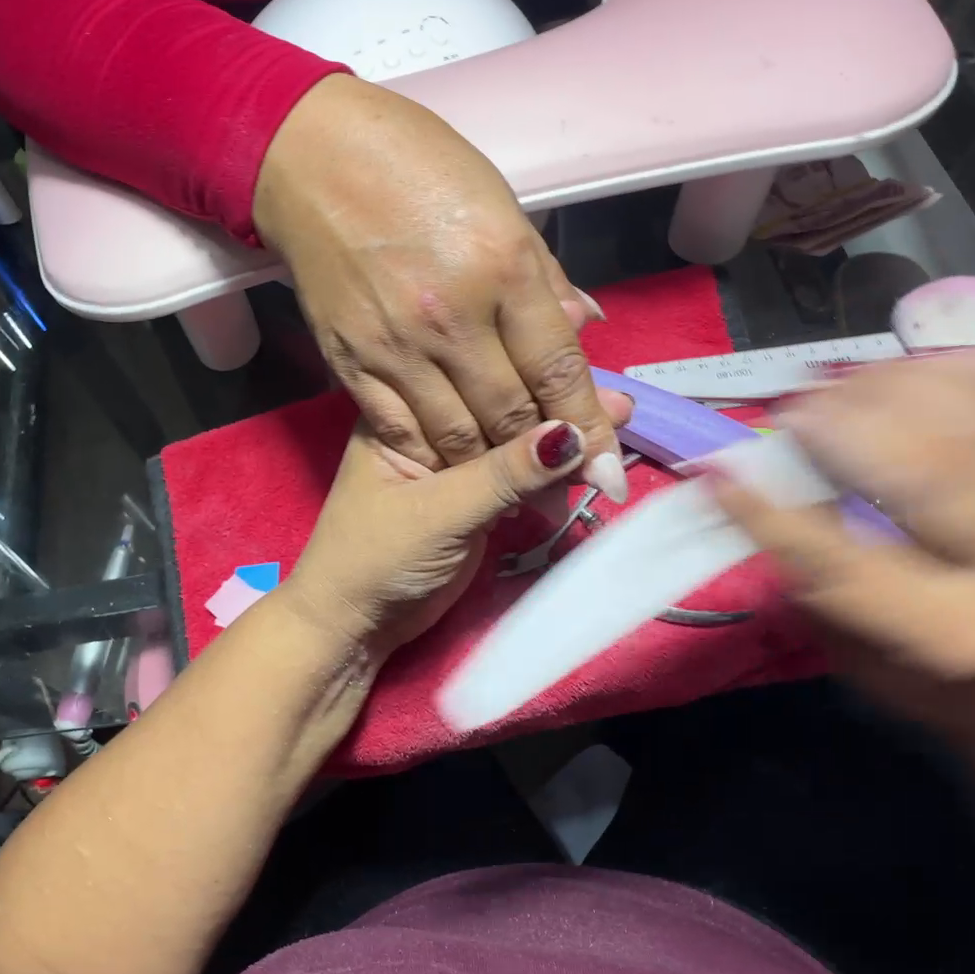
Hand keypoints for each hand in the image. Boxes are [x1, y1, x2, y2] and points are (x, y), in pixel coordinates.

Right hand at [253, 75, 628, 498]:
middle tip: (566, 487)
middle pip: (510, 414)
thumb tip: (582, 328)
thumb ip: (542, 277)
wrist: (310, 162)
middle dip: (545, 459)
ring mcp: (394, 348)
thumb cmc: (414, 165)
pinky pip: (399, 430)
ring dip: (490, 465)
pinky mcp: (349, 364)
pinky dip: (432, 454)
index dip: (588, 428)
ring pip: (456, 436)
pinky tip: (452, 463)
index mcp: (502, 267)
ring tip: (514, 479)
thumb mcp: (499, 204)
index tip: (606, 471)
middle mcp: (452, 319)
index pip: (557, 369)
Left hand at [284, 391, 633, 654]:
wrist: (354, 624)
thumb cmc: (375, 559)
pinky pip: (519, 472)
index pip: (473, 372)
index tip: (584, 349)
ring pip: (517, 436)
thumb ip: (503, 474)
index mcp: (402, 412)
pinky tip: (587, 459)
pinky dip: (552, 469)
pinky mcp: (472, 495)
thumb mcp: (439, 512)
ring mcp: (452, 462)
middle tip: (617, 401)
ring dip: (565, 434)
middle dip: (559, 398)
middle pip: (503, 400)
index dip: (529, 360)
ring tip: (620, 418)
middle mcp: (429, 425)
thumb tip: (574, 435)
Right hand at [710, 348, 974, 763]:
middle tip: (792, 410)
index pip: (847, 564)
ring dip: (900, 387)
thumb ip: (807, 565)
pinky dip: (971, 367)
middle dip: (849, 427)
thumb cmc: (933, 676)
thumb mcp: (850, 645)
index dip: (772, 514)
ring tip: (841, 387)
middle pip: (940, 475)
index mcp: (958, 635)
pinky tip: (913, 372)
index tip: (717, 471)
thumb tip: (749, 481)